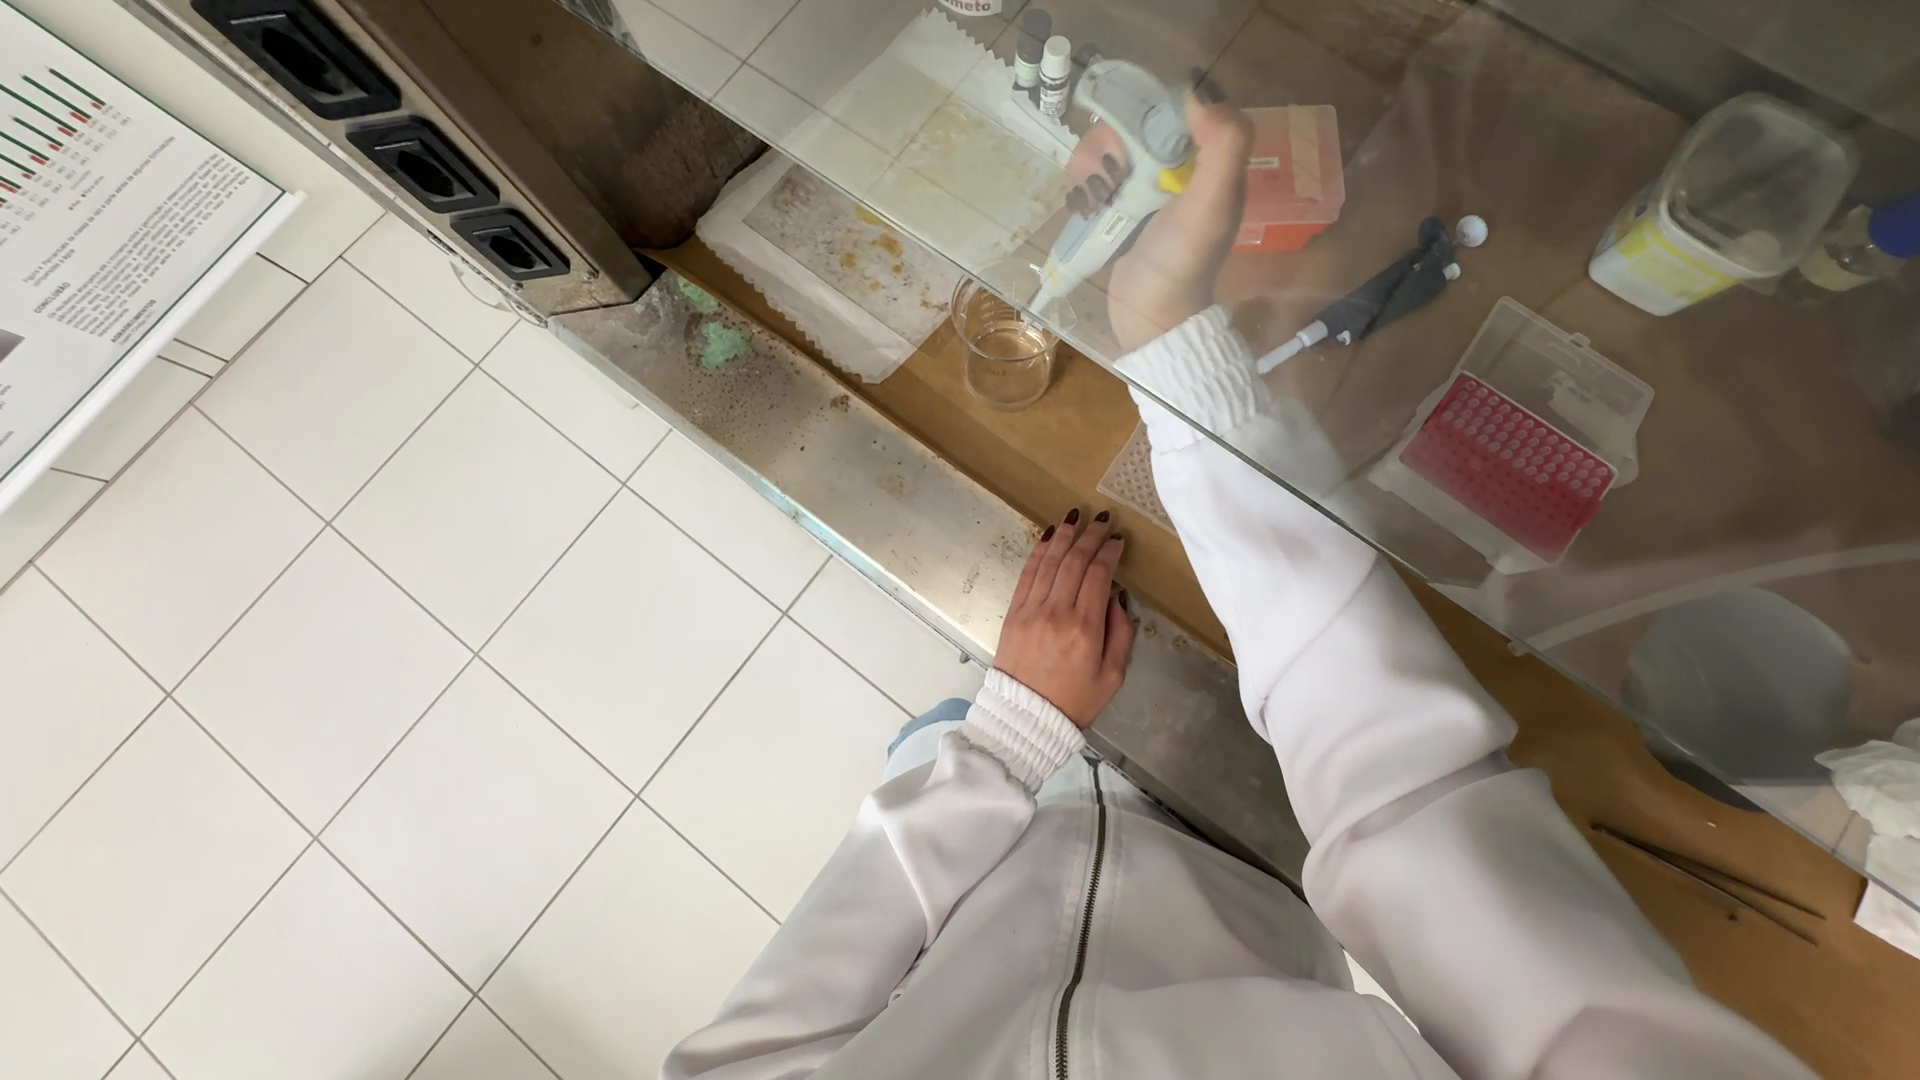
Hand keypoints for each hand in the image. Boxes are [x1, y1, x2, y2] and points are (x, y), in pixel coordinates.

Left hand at [995, 509, 1136, 728]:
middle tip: (1102, 519)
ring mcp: (1031, 611)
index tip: (1117, 539)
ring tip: (1076, 518)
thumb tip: (1117, 597)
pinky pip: (1027, 574)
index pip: (1098, 575)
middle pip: (1074, 562)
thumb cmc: (1074, 701)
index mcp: (1085, 629)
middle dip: (1090, 536)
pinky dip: (1039, 552)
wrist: (1026, 718)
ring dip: (1064, 536)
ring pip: (1049, 562)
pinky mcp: (1013, 613)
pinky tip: (1049, 537)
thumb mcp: (1113, 675)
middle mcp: (1056, 613)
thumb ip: (1121, 633)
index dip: (1109, 552)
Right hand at [1071, 80, 1250, 352]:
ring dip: (1089, 168)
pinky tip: (1085, 209)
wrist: (1149, 319)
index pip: (1178, 103)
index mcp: (1207, 159)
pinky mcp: (1114, 208)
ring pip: (1106, 146)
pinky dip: (1081, 187)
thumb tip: (1197, 87)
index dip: (1152, 106)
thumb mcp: (1212, 206)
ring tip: (1093, 201)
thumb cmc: (1182, 265)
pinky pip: (1091, 176)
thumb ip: (1222, 145)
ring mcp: (1141, 187)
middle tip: (1109, 178)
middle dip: (1111, 143)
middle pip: (1133, 120)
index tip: (1135, 131)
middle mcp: (1174, 166)